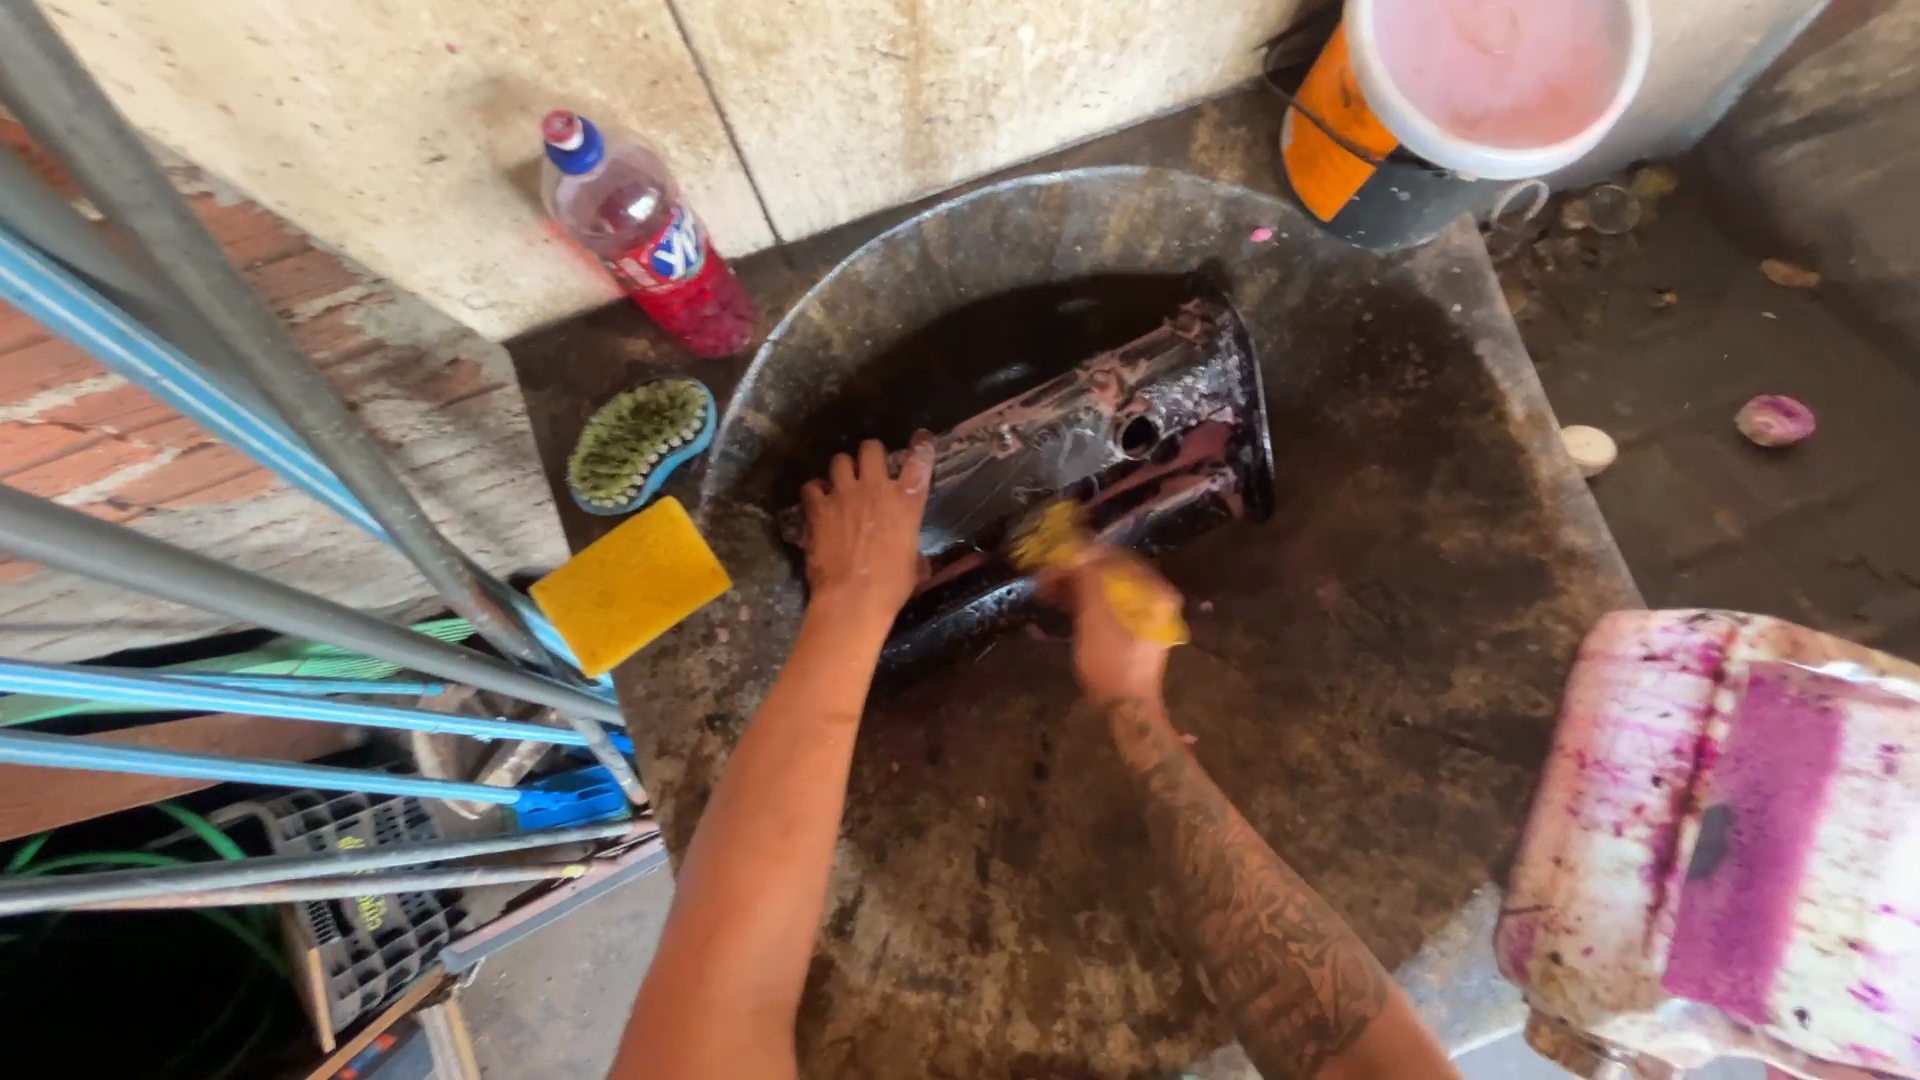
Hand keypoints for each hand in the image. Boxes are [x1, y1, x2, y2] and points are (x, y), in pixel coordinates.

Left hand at [801, 434, 934, 624]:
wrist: (853, 598)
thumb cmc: (891, 586)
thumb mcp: (914, 563)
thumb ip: (912, 546)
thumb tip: (914, 555)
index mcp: (906, 502)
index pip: (919, 460)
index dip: (921, 445)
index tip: (921, 438)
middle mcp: (876, 489)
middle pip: (871, 448)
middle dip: (871, 454)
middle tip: (869, 467)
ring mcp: (844, 494)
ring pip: (840, 460)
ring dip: (843, 469)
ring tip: (842, 482)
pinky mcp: (818, 507)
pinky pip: (812, 486)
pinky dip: (815, 491)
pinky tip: (817, 500)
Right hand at [1040, 546, 1179, 705]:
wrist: (1124, 709)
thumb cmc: (1112, 663)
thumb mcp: (1095, 618)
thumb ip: (1087, 580)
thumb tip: (1074, 554)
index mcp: (1154, 592)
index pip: (1116, 558)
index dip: (1083, 554)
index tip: (1055, 555)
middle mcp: (1152, 600)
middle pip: (1109, 574)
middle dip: (1074, 572)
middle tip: (1045, 573)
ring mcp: (1142, 617)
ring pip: (1104, 591)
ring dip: (1074, 588)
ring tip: (1045, 588)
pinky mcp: (1128, 632)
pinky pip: (1103, 608)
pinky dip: (1081, 605)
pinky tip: (1057, 604)